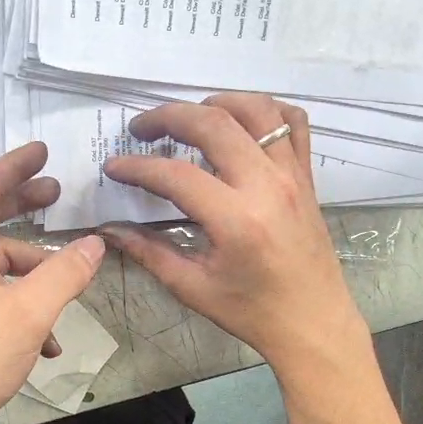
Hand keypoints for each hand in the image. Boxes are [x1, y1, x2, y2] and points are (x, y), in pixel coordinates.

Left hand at [0, 142, 105, 423]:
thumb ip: (65, 274)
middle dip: (25, 207)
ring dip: (35, 278)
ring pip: (0, 271)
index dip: (16, 165)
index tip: (43, 152)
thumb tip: (94, 243)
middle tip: (57, 195)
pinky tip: (47, 346)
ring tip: (67, 300)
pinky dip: (23, 313)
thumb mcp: (30, 313)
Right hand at [101, 94, 372, 382]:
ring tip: (189, 117)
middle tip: (141, 128)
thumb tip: (111, 231)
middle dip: (169, 116)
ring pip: (256, 110)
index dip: (138, 167)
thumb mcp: (193, 288)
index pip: (176, 175)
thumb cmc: (250, 311)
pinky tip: (240, 123)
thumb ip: (150, 252)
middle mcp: (267, 185)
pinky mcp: (306, 175)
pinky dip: (264, 111)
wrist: (311, 320)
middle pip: (214, 123)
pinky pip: (291, 122)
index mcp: (236, 220)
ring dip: (216, 103)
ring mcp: (292, 174)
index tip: (114, 167)